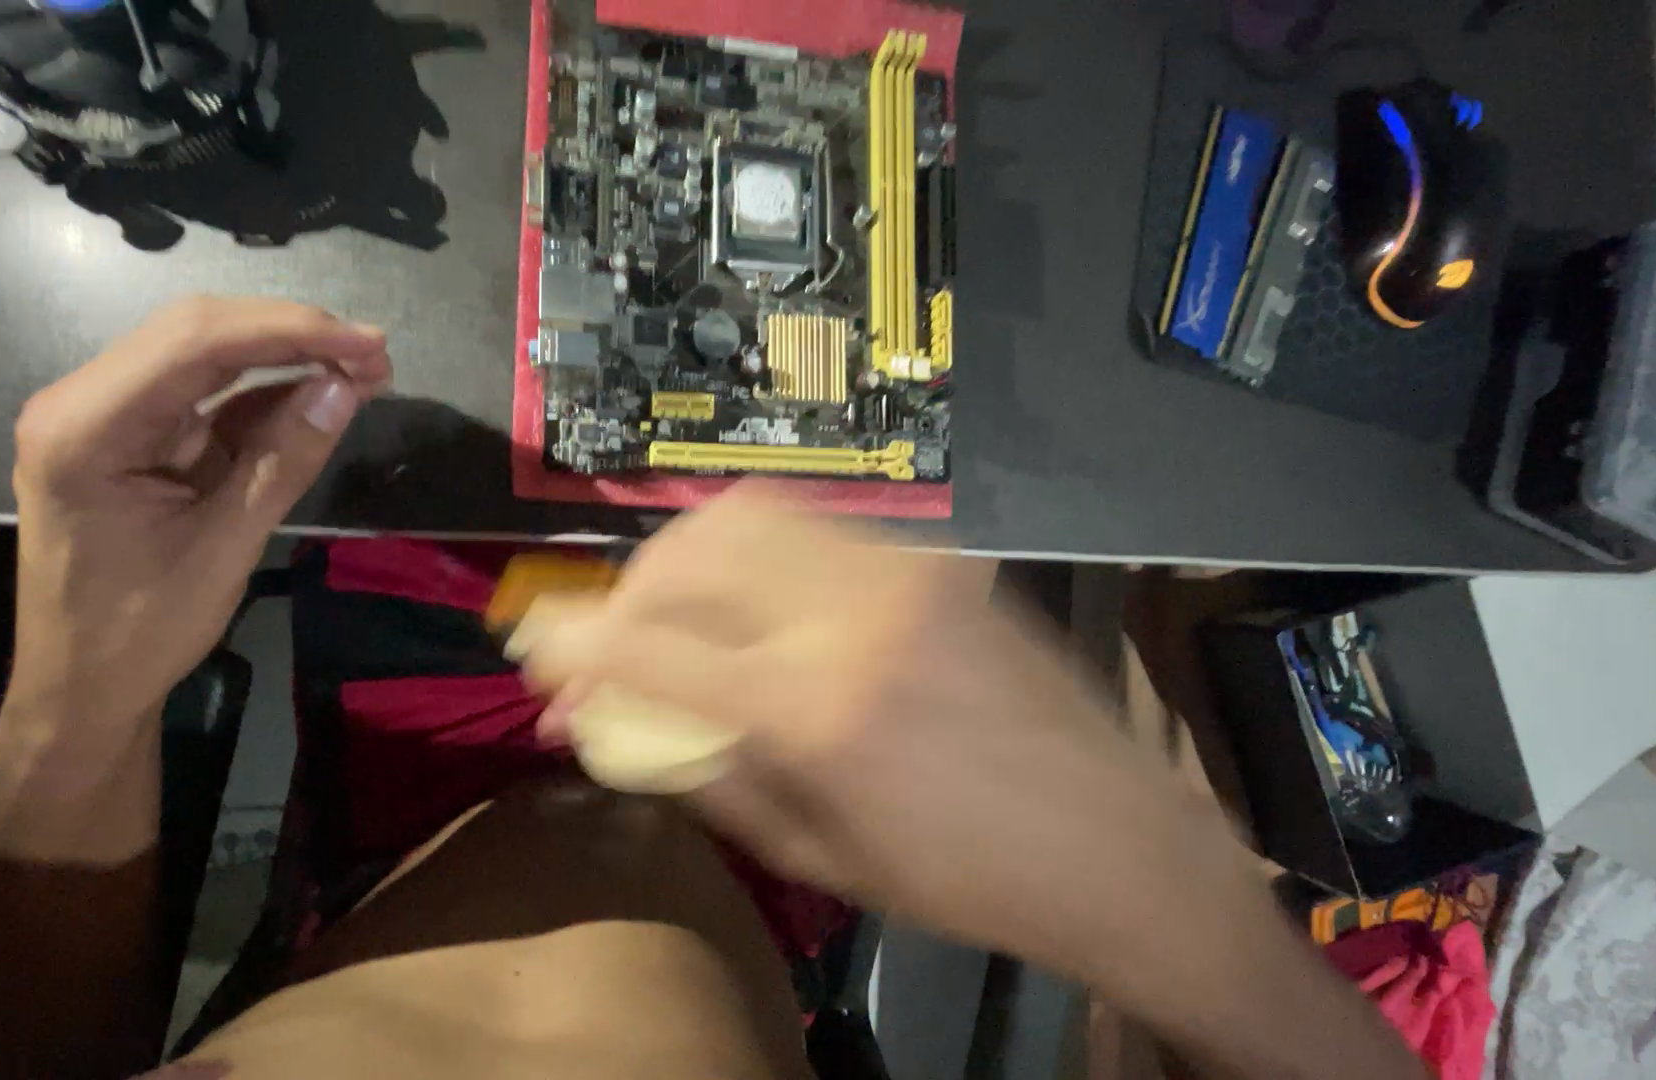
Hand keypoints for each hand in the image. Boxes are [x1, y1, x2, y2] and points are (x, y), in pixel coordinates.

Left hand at [4, 296, 389, 752]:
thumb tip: (345, 387)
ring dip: (289, 359)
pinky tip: (324, 395)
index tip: (370, 343)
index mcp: (86, 426)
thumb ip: (282, 461)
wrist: (86, 686)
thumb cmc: (141, 628)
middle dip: (294, 335)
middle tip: (376, 354)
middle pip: (198, 334)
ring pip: (209, 357)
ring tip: (365, 370)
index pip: (195, 344)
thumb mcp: (225, 546)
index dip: (291, 331)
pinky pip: (215, 399)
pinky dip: (274, 395)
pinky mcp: (144, 438)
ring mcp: (115, 417)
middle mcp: (88, 402)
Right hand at [514, 485, 1258, 972]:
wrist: (1119, 842)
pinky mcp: (936, 564)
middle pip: (696, 553)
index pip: (656, 648)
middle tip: (614, 634)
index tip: (536, 644)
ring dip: (688, 556)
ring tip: (673, 606)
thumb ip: (712, 774)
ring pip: (751, 516)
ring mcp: (901, 574)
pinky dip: (755, 552)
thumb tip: (628, 724)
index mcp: (818, 709)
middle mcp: (852, 616)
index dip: (576, 641)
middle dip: (631, 587)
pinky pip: (813, 529)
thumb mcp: (819, 855)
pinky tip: (754, 598)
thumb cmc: (966, 877)